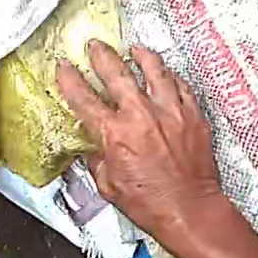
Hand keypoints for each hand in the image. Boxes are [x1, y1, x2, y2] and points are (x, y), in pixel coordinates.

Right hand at [55, 40, 228, 245]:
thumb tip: (92, 146)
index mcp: (115, 135)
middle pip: (117, 72)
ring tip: (135, 49)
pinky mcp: (193, 116)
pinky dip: (171, 76)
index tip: (64, 68)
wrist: (190, 210)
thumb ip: (97, 159)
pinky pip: (181, 85)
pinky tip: (166, 74)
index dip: (70, 80)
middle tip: (95, 46)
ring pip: (154, 69)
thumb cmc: (151, 204)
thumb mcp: (109, 186)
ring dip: (141, 56)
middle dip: (102, 55)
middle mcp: (142, 116)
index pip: (84, 98)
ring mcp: (171, 113)